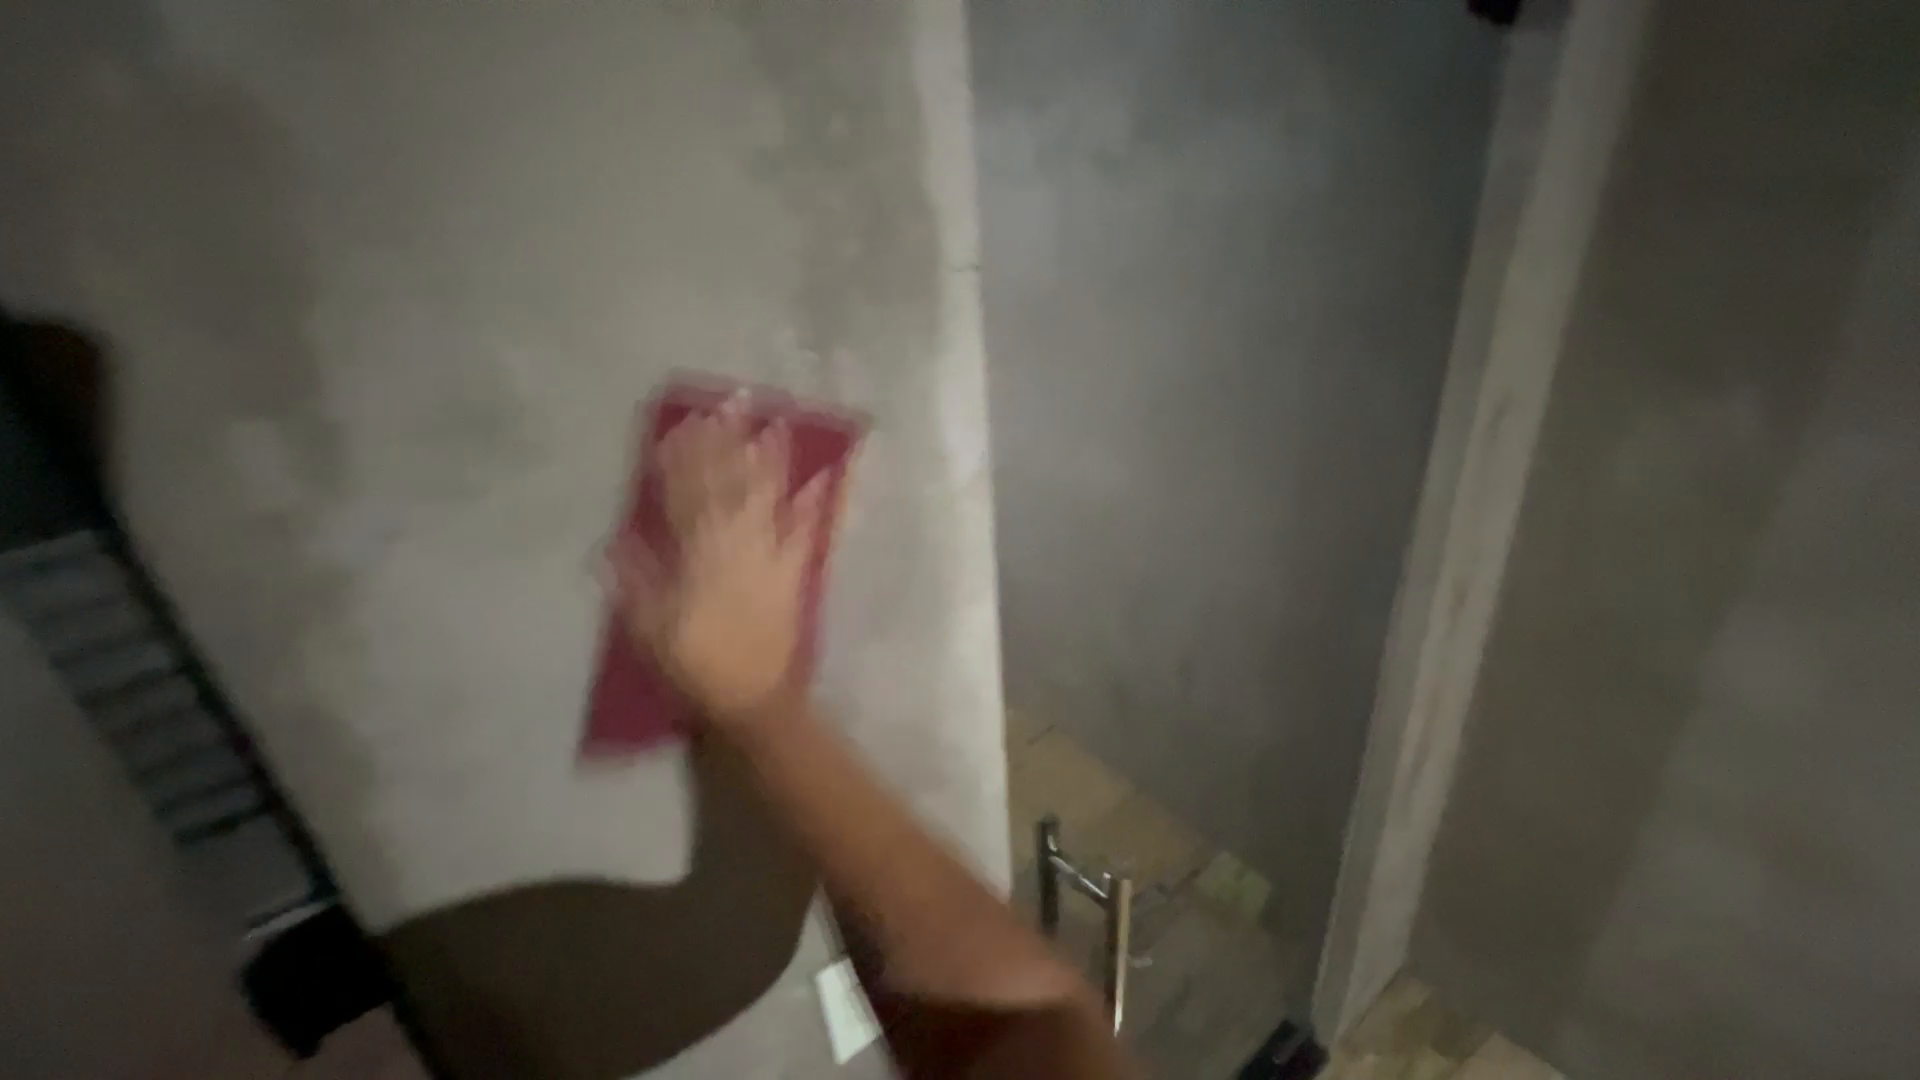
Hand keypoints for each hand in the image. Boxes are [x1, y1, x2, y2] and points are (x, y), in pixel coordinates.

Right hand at [604, 397, 828, 725]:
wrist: (753, 696)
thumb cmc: (695, 664)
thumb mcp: (649, 629)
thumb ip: (633, 582)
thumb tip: (612, 541)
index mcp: (695, 558)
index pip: (684, 498)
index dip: (681, 460)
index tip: (680, 425)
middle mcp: (734, 547)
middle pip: (727, 486)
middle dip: (726, 443)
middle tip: (730, 404)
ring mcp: (770, 556)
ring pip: (767, 498)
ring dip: (769, 459)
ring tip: (775, 423)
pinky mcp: (795, 571)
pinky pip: (807, 531)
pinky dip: (817, 503)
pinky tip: (825, 476)